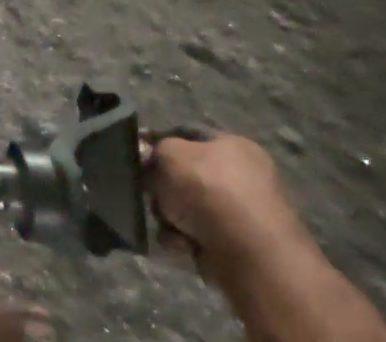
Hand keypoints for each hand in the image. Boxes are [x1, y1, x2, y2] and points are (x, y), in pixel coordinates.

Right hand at [147, 134, 313, 279]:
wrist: (250, 253)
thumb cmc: (209, 190)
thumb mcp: (169, 153)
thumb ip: (153, 148)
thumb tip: (149, 158)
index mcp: (234, 146)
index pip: (186, 132)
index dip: (157, 139)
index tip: (136, 153)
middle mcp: (242, 175)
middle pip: (183, 172)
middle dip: (161, 184)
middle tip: (151, 191)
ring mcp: (241, 211)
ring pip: (184, 203)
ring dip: (168, 213)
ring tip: (169, 221)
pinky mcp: (236, 242)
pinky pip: (194, 231)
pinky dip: (182, 236)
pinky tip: (181, 240)